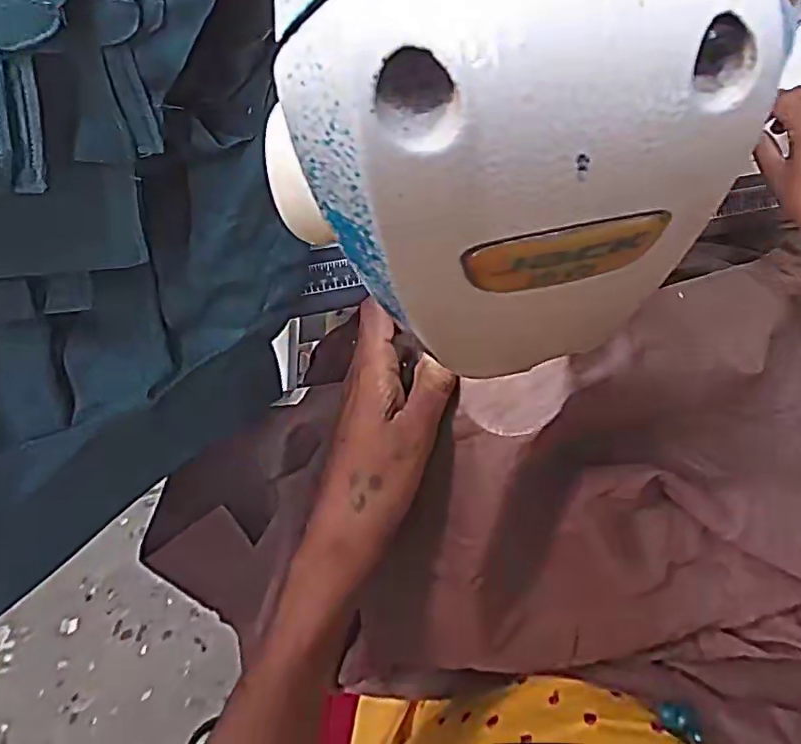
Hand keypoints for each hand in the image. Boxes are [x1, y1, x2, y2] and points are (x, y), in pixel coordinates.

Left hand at [297, 299, 458, 596]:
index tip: (431, 263)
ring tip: (458, 319)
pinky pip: (398, 373)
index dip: (398, 282)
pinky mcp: (375, 414)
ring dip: (421, 335)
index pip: (377, 309)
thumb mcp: (415, 432)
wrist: (342, 537)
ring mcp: (368, 394)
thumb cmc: (375, 485)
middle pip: (389, 325)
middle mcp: (364, 374)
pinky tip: (443, 366)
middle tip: (458, 290)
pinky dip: (419, 363)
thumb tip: (452, 339)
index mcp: (370, 370)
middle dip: (419, 305)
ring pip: (395, 349)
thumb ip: (434, 382)